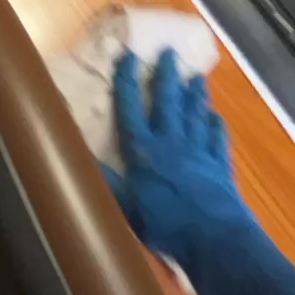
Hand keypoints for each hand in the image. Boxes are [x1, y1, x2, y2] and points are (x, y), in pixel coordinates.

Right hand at [102, 50, 259, 269]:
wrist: (216, 242)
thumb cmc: (164, 221)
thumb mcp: (124, 203)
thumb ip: (103, 175)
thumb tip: (74, 149)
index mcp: (143, 147)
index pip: (130, 105)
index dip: (127, 79)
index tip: (128, 54)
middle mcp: (170, 141)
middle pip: (168, 102)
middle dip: (168, 76)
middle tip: (171, 52)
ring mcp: (198, 153)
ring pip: (195, 116)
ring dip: (195, 95)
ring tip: (197, 76)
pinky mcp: (220, 169)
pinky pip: (217, 142)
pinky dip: (216, 128)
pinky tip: (217, 117)